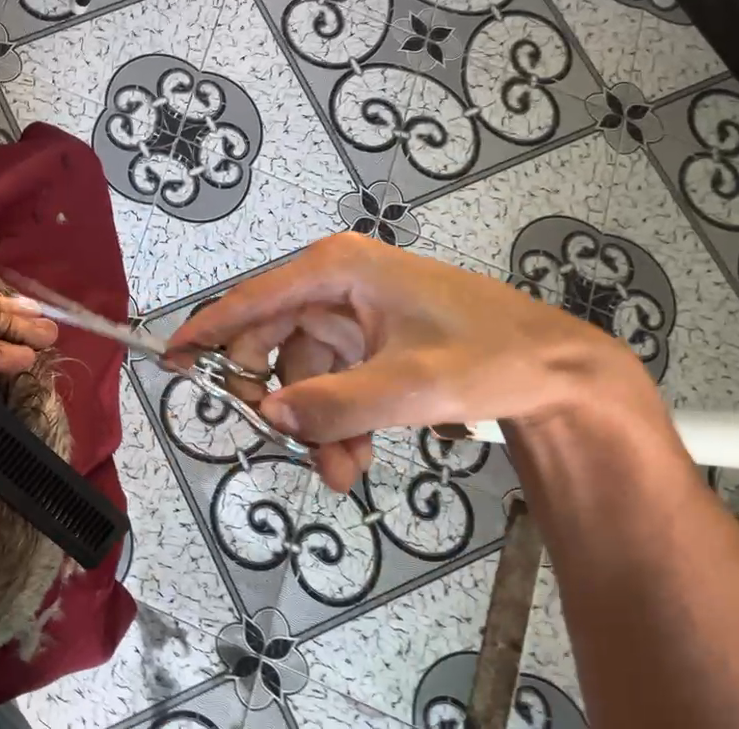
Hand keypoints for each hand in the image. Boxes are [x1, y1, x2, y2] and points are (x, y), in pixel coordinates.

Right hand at [164, 233, 652, 492]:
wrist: (568, 375)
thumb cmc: (493, 359)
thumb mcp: (414, 386)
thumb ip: (336, 403)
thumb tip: (268, 416)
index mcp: (336, 269)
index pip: (250, 299)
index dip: (206, 330)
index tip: (169, 358)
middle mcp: (333, 283)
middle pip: (271, 342)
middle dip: (279, 400)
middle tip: (281, 442)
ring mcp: (349, 311)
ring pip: (298, 371)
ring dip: (312, 422)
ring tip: (340, 470)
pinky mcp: (365, 338)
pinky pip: (327, 380)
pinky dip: (334, 418)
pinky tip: (355, 454)